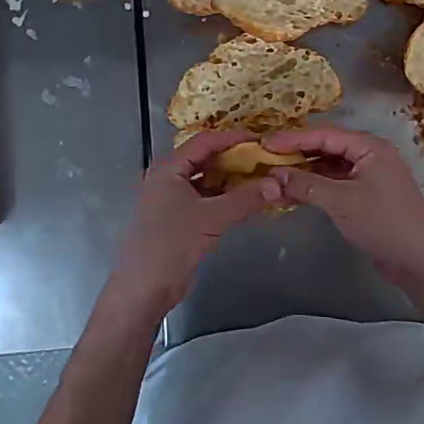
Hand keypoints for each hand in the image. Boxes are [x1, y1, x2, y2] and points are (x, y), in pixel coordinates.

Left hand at [101, 129, 278, 324]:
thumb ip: (245, 199)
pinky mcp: (178, 219)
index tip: (261, 139)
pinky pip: (205, 200)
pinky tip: (248, 201)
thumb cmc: (172, 243)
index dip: (232, 138)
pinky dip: (225, 199)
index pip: (203, 142)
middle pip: (205, 161)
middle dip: (235, 160)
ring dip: (232, 181)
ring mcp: (171, 200)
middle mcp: (167, 179)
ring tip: (264, 179)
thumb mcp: (211, 218)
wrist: (146, 285)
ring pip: (206, 182)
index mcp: (168, 169)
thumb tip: (277, 184)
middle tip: (267, 160)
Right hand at [260, 126, 423, 282]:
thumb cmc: (383, 223)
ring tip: (273, 179)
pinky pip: (333, 183)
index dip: (292, 138)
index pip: (323, 134)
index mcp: (370, 147)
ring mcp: (368, 176)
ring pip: (327, 167)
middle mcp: (370, 156)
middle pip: (325, 148)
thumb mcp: (340, 201)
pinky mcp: (365, 195)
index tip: (265, 143)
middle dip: (295, 154)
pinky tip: (290, 194)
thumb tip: (274, 175)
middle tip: (265, 158)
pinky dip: (313, 187)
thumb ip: (305, 184)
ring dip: (301, 173)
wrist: (420, 261)